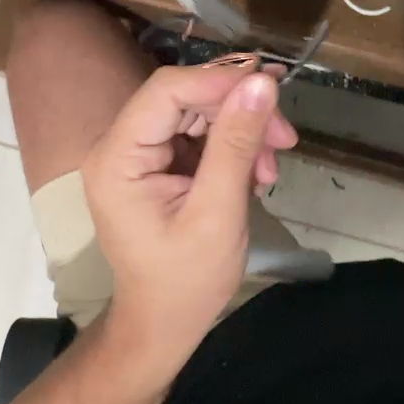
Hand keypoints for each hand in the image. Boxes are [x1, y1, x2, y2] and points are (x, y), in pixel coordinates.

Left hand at [81, 64, 296, 350]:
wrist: (166, 322)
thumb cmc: (187, 280)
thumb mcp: (218, 212)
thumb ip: (236, 144)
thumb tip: (263, 82)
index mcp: (117, 158)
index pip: (167, 90)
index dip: (220, 80)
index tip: (272, 88)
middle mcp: (119, 146)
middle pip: (185, 98)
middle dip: (238, 111)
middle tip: (286, 137)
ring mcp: (137, 155)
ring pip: (198, 114)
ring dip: (242, 132)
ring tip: (271, 169)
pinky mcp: (158, 164)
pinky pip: (199, 136)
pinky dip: (233, 148)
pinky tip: (256, 174)